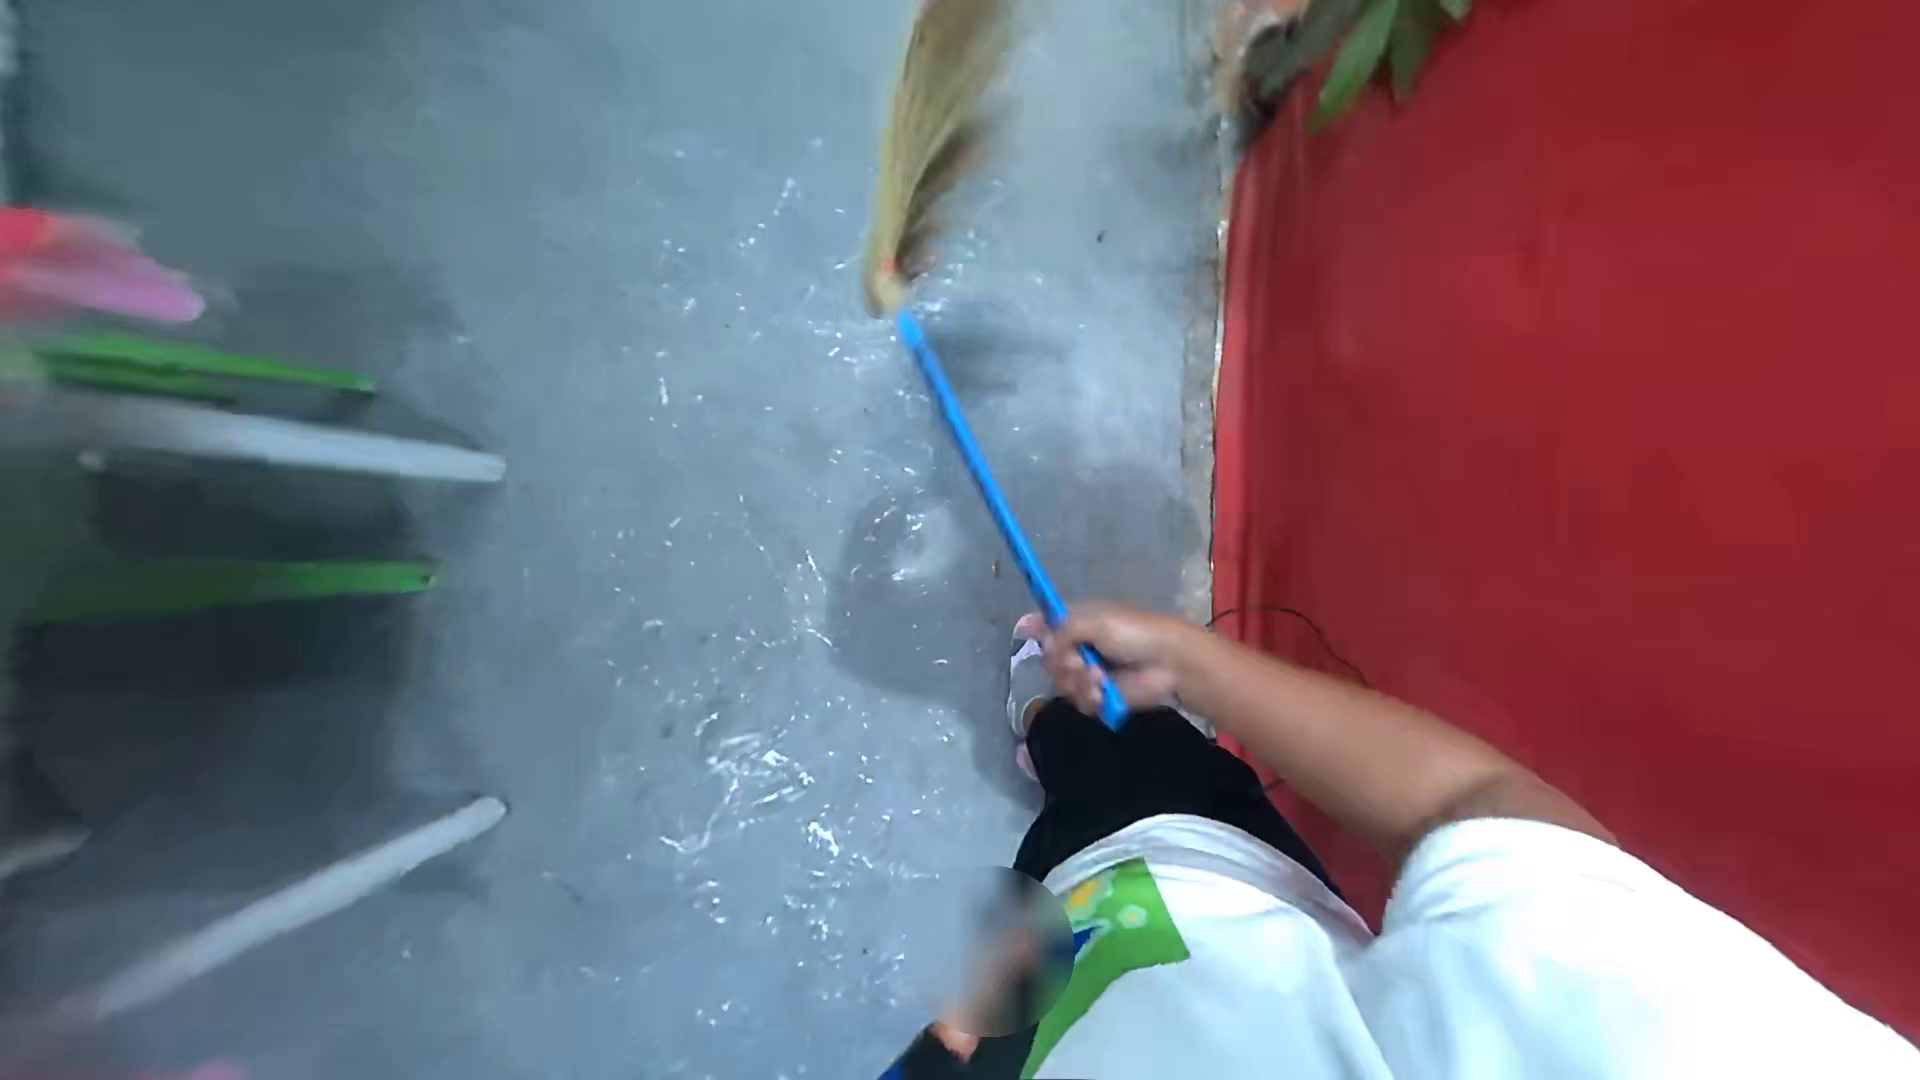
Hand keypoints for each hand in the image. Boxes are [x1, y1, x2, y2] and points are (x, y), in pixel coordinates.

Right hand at [1014, 605, 1203, 715]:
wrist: (1169, 663)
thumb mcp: (1094, 621)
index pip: (1045, 628)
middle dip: (1061, 663)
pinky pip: (1079, 702)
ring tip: (1099, 677)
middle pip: (1049, 660)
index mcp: (1078, 623)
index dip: (1039, 635)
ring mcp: (1089, 674)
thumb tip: (1024, 627)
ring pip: (1061, 683)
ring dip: (1078, 681)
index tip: (1037, 640)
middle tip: (1078, 662)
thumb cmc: (1134, 633)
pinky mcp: (1101, 697)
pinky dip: (1090, 697)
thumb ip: (1059, 629)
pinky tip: (1104, 692)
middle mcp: (1079, 647)